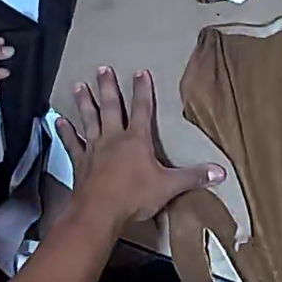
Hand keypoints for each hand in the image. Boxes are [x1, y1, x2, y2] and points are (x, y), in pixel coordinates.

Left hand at [57, 67, 223, 228]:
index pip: (142, 109)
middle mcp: (114, 139)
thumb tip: (221, 172)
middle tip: (102, 69)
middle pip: (111, 108)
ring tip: (79, 85)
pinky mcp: (80, 163)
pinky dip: (66, 132)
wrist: (99, 212)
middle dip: (108, 88)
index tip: (140, 71)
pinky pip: (72, 143)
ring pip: (89, 120)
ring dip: (85, 103)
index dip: (142, 90)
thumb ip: (193, 177)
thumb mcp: (169, 186)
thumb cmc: (135, 196)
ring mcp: (94, 149)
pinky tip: (59, 121)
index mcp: (137, 140)